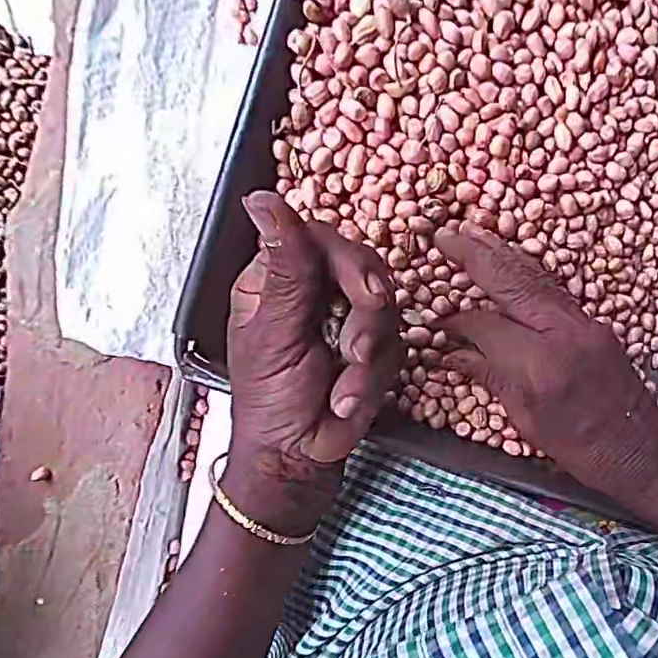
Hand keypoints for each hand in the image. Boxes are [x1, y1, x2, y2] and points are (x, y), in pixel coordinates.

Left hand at [225, 192, 401, 534]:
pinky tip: (345, 401)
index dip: (347, 260)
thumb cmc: (270, 400)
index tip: (360, 291)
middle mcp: (317, 292)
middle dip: (366, 314)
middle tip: (355, 349)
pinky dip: (372, 379)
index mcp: (279, 279)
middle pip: (363, 268)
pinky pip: (395, 347)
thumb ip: (284, 270)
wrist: (298, 457)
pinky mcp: (375, 348)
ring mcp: (349, 319)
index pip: (320, 239)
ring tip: (340, 392)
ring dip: (367, 356)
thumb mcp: (273, 335)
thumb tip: (262, 201)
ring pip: (385, 309)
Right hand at [433, 222, 657, 495]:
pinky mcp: (596, 324)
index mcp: (538, 366)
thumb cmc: (577, 448)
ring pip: (536, 278)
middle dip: (476, 256)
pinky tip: (510, 264)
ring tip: (473, 233)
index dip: (456, 322)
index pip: (485, 325)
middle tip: (447, 235)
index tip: (436, 323)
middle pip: (512, 283)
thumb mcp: (525, 418)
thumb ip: (491, 377)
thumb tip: (453, 353)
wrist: (637, 449)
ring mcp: (584, 324)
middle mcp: (562, 334)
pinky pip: (553, 291)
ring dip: (502, 254)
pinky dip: (526, 274)